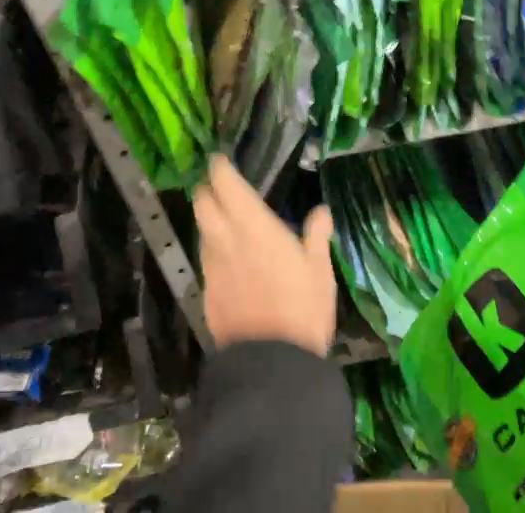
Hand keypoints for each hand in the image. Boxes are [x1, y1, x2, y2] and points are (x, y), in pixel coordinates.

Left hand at [194, 156, 336, 355]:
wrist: (270, 363)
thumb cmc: (302, 309)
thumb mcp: (319, 272)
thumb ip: (316, 237)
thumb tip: (321, 212)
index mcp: (254, 228)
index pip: (227, 187)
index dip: (220, 171)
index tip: (220, 161)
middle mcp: (226, 242)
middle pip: (202, 205)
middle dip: (207, 192)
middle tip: (219, 189)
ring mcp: (212, 269)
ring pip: (203, 234)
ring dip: (210, 224)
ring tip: (225, 224)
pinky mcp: (208, 295)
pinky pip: (208, 264)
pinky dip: (215, 255)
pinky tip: (229, 264)